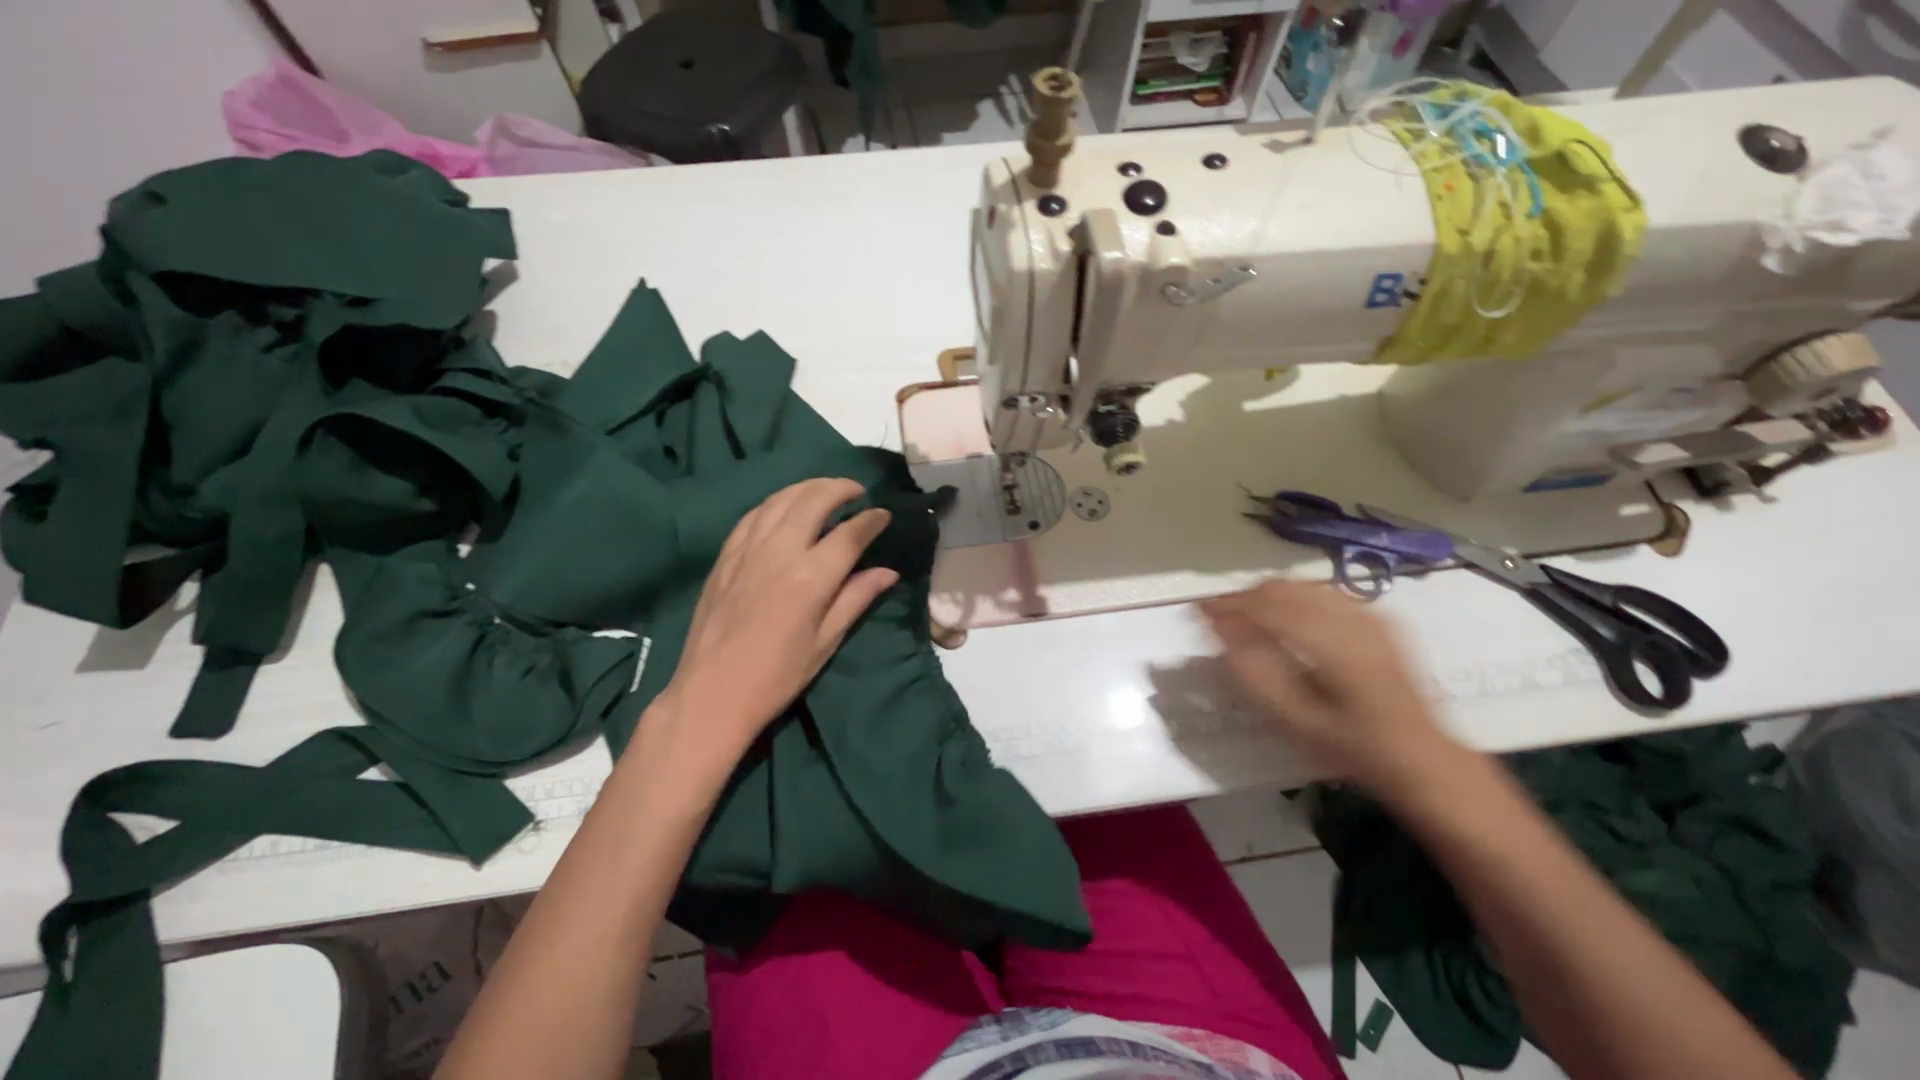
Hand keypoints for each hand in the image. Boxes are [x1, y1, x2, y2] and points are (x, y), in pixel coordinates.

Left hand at [655, 478, 898, 757]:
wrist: (713, 691)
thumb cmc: (777, 676)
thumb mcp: (826, 642)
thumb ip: (856, 598)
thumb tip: (888, 572)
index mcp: (812, 576)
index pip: (850, 533)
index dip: (872, 519)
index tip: (884, 514)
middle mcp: (780, 551)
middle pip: (814, 499)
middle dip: (840, 488)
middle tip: (856, 492)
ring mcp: (748, 549)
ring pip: (781, 499)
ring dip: (807, 488)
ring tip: (825, 491)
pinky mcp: (725, 555)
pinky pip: (753, 515)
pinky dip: (775, 503)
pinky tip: (783, 507)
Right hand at [1199, 581, 1464, 797]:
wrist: (1420, 757)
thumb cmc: (1352, 747)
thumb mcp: (1295, 720)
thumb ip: (1254, 673)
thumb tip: (1219, 631)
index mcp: (1332, 642)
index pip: (1266, 606)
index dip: (1228, 606)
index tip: (1198, 612)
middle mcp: (1352, 617)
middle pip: (1284, 588)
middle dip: (1245, 597)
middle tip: (1216, 617)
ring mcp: (1370, 615)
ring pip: (1304, 586)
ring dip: (1268, 596)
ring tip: (1244, 617)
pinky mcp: (1379, 620)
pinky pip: (1325, 593)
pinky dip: (1296, 598)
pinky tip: (1285, 619)